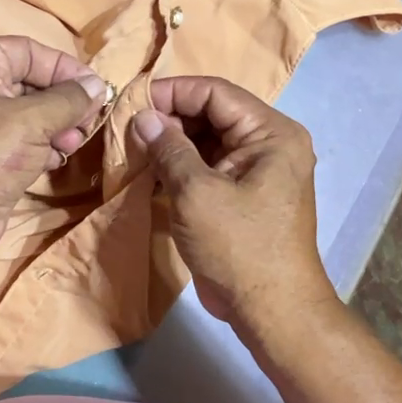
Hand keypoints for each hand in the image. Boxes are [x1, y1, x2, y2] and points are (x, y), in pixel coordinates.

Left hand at [0, 36, 105, 258]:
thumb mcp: (31, 122)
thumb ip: (69, 100)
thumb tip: (98, 86)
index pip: (27, 51)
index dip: (65, 68)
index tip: (96, 89)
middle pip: (29, 82)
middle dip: (63, 102)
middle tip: (88, 123)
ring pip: (27, 113)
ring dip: (56, 127)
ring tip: (73, 144)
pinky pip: (18, 139)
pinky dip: (41, 146)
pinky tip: (55, 160)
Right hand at [130, 77, 335, 328]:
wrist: (272, 309)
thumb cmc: (238, 246)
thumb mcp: (196, 192)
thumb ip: (168, 148)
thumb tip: (143, 117)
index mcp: (271, 133)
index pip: (216, 92)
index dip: (172, 93)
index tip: (133, 104)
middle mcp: (270, 144)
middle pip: (213, 114)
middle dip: (170, 120)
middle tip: (129, 131)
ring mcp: (259, 171)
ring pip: (209, 141)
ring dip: (173, 145)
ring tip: (135, 151)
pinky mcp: (245, 195)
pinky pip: (210, 167)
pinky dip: (182, 167)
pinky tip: (151, 174)